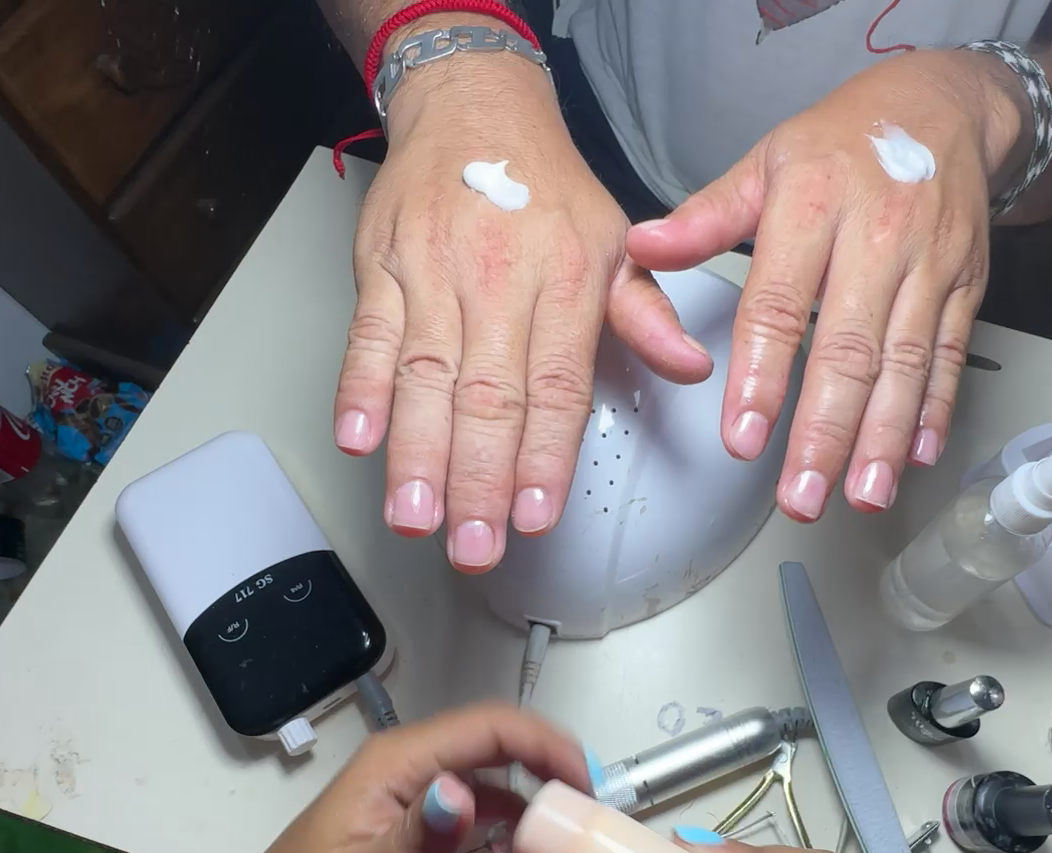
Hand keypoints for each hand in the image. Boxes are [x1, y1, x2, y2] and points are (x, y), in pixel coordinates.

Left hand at [171, 705, 590, 852]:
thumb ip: (419, 835)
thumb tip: (466, 790)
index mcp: (397, 760)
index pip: (487, 726)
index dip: (543, 741)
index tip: (583, 777)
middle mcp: (409, 758)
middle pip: (493, 734)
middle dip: (547, 753)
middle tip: (589, 795)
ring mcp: (412, 782)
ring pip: (488, 760)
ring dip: (533, 777)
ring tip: (571, 811)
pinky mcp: (415, 809)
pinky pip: (475, 791)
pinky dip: (509, 804)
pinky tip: (528, 833)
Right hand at [333, 35, 708, 570]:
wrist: (474, 108)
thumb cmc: (548, 190)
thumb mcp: (618, 244)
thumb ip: (648, 316)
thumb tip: (693, 367)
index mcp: (566, 282)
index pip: (557, 386)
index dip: (544, 456)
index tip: (535, 516)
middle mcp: (498, 281)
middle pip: (487, 396)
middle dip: (478, 480)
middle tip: (475, 546)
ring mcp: (433, 274)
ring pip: (423, 377)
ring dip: (417, 455)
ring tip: (417, 519)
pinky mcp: (382, 268)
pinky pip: (367, 335)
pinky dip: (358, 388)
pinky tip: (358, 440)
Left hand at [618, 49, 1026, 520]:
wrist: (946, 105)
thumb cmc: (844, 142)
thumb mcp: (767, 161)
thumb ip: (706, 216)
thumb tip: (643, 247)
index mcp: (814, 205)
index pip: (778, 304)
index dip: (761, 376)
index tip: (743, 438)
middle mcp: (878, 239)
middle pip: (848, 350)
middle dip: (825, 433)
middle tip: (800, 499)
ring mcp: (928, 267)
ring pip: (905, 364)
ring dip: (881, 438)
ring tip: (862, 497)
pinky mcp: (965, 287)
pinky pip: (950, 355)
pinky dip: (934, 410)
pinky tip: (915, 458)